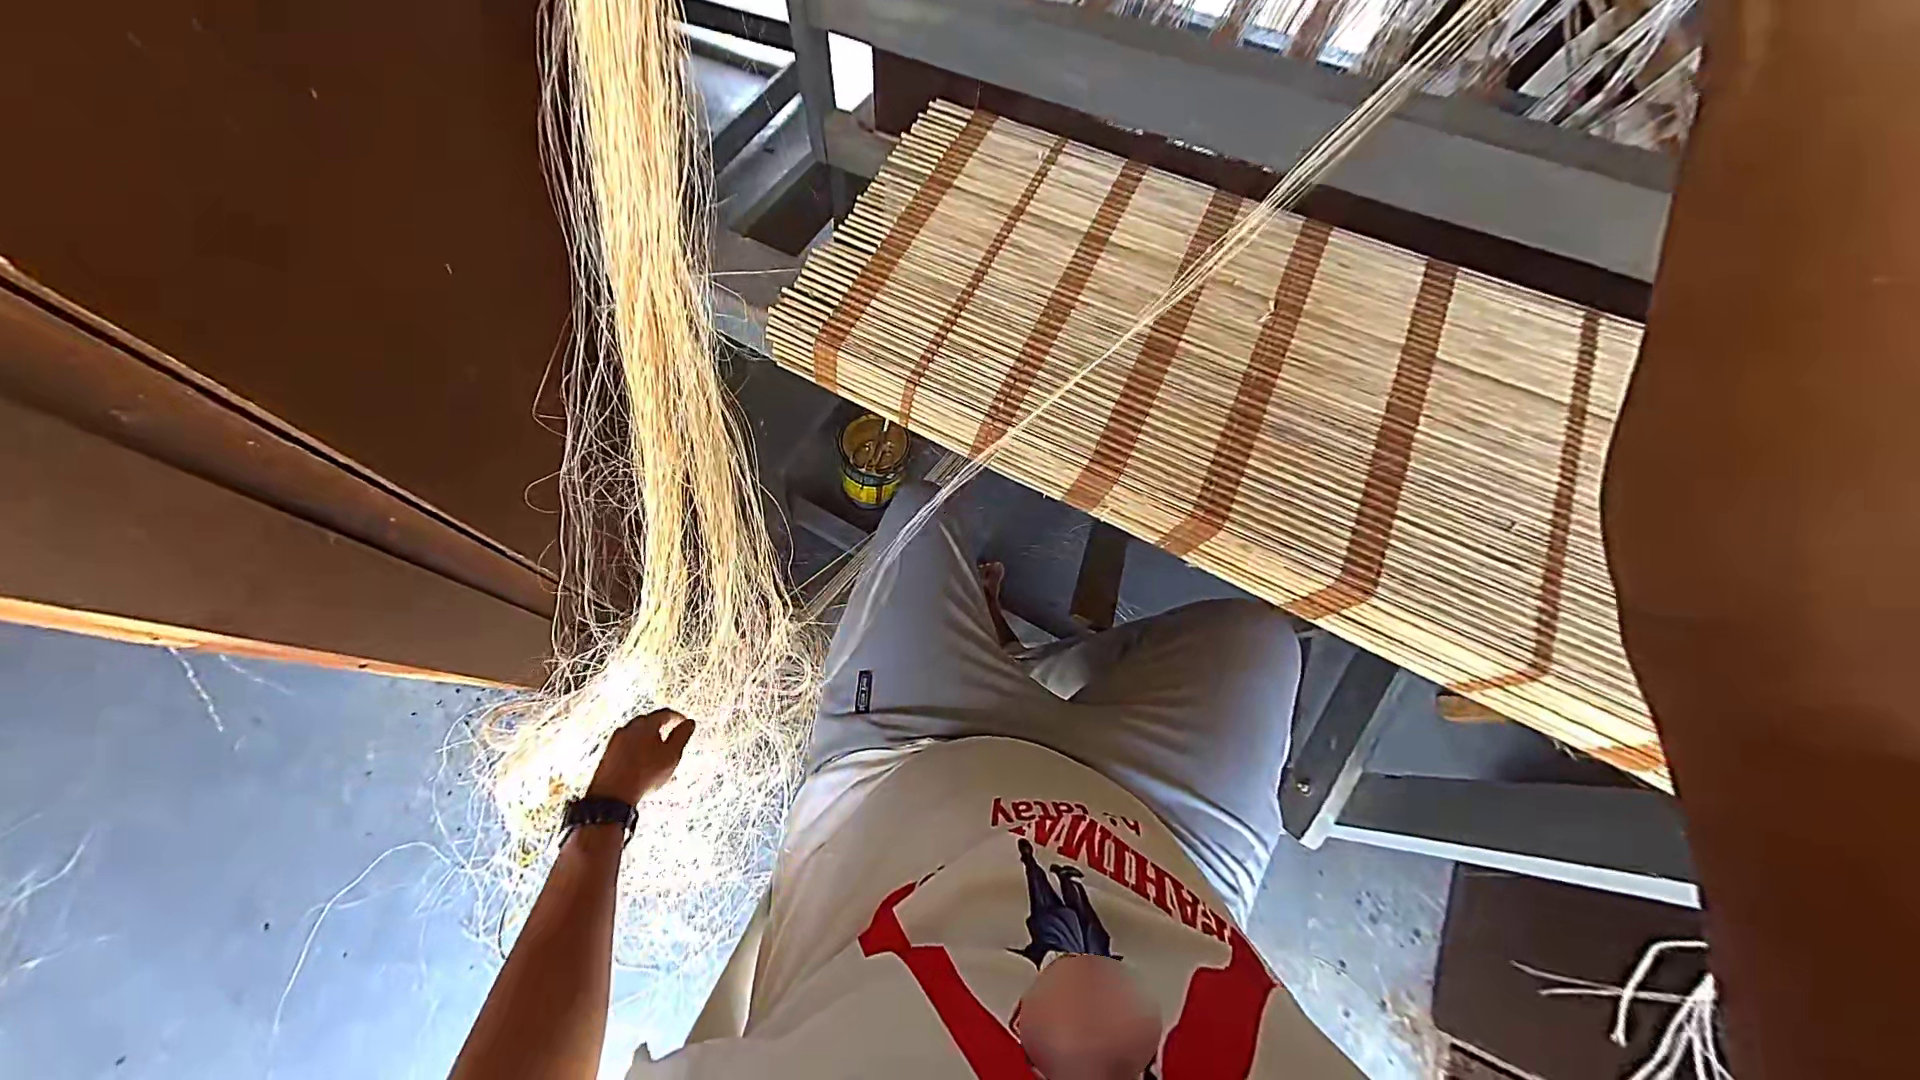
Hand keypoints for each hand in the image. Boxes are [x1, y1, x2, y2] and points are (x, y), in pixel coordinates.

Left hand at [585, 709, 694, 805]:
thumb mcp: (672, 755)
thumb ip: (682, 736)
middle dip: (660, 726)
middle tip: (670, 735)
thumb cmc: (645, 774)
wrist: (612, 796)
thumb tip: (689, 723)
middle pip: (647, 721)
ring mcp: (615, 742)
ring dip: (646, 738)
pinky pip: (626, 745)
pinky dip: (636, 748)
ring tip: (655, 750)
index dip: (677, 717)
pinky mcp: (607, 755)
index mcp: (645, 725)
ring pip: (635, 734)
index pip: (664, 714)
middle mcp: (628, 729)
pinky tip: (641, 761)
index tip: (683, 722)